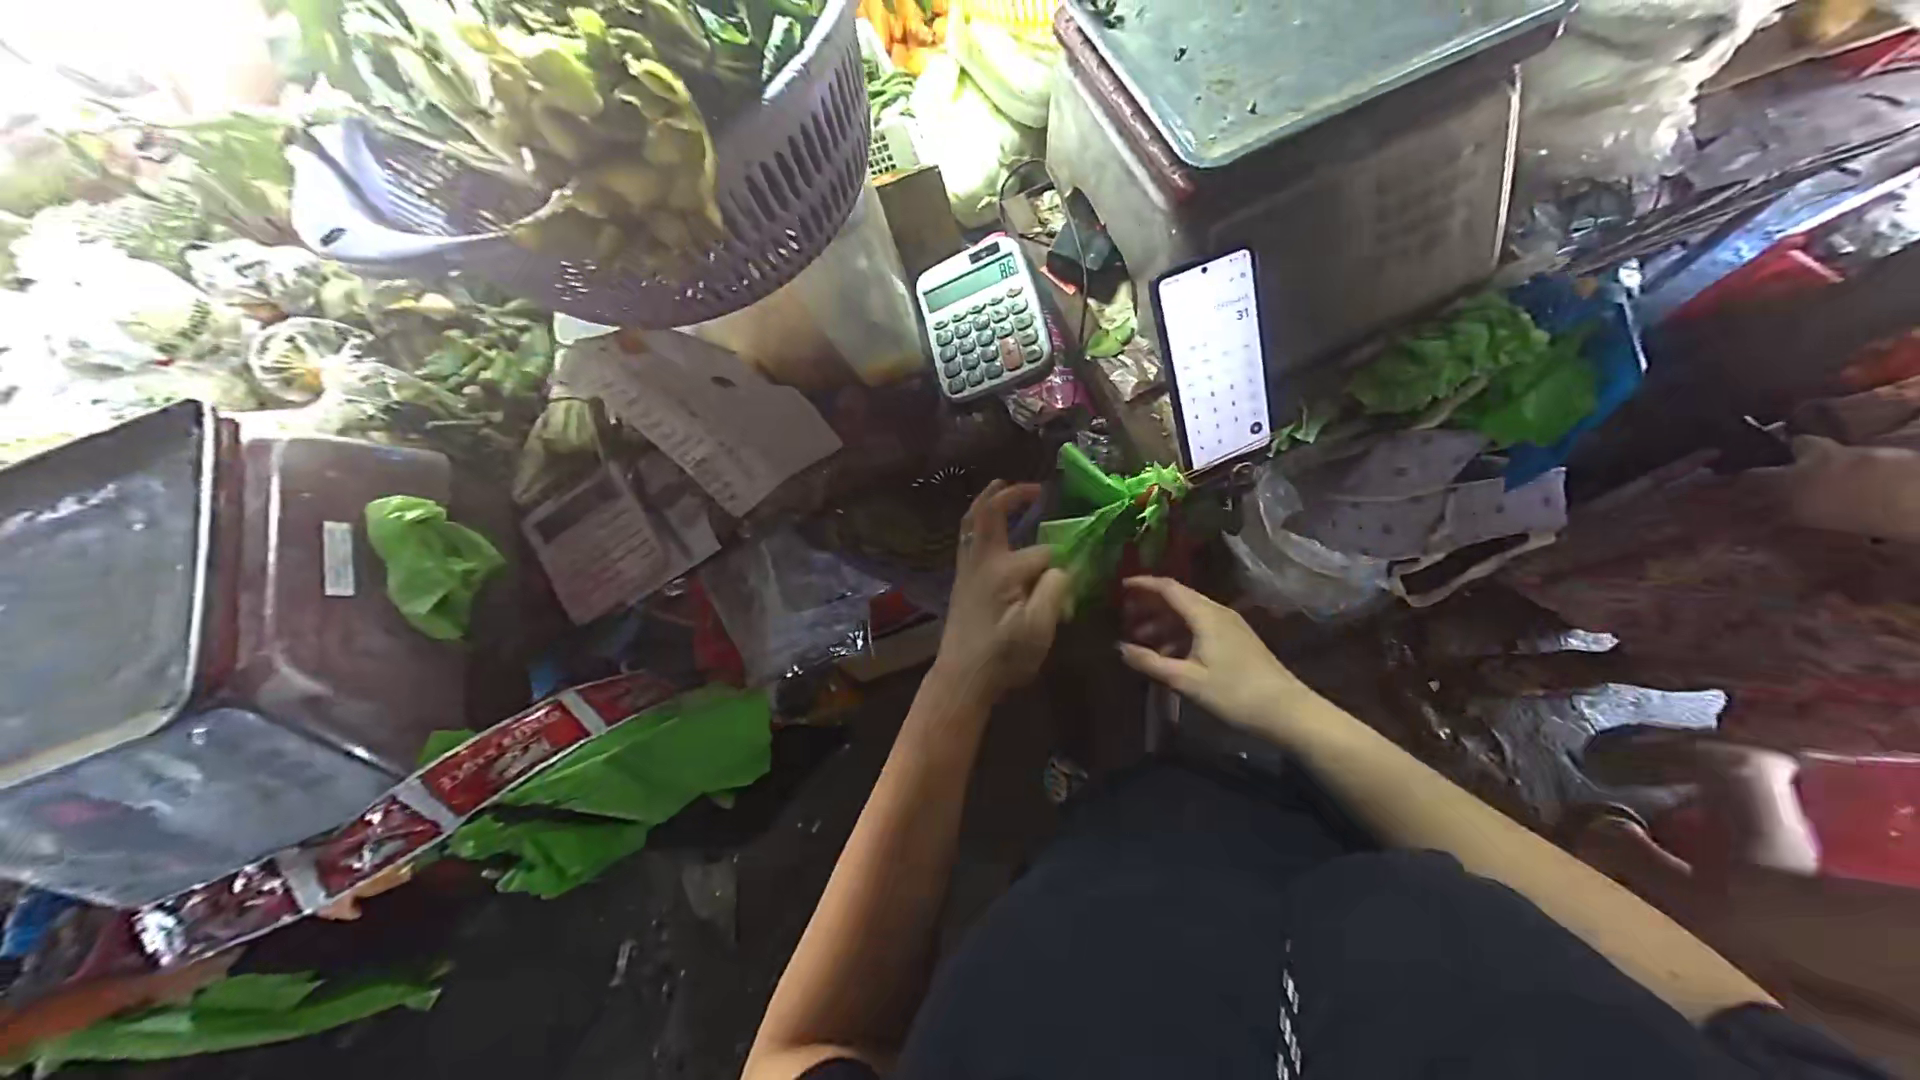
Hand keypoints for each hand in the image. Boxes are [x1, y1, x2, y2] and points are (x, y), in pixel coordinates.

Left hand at [930, 480, 1071, 705]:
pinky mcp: (962, 581)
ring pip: (972, 522)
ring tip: (1000, 487)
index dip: (1064, 564)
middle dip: (1010, 495)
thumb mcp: (1039, 629)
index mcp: (1003, 570)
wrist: (961, 678)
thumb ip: (1055, 591)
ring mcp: (967, 569)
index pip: (1044, 554)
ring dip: (987, 501)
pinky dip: (979, 521)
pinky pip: (968, 537)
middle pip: (988, 514)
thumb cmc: (1003, 657)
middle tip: (1032, 487)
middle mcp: (981, 561)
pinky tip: (989, 527)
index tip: (1076, 581)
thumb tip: (1064, 568)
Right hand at [1118, 576, 1307, 733]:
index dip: (1143, 584)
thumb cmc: (1234, 693)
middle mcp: (1217, 612)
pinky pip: (1201, 626)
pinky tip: (1169, 655)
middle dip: (1150, 605)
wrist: (1287, 711)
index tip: (1121, 587)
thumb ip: (1150, 662)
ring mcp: (1230, 626)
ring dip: (1164, 622)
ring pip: (1189, 614)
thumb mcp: (1185, 680)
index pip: (1168, 588)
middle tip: (1126, 616)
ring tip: (1142, 640)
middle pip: (1178, 598)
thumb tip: (1120, 647)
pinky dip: (1180, 634)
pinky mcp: (1237, 640)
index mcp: (1205, 615)